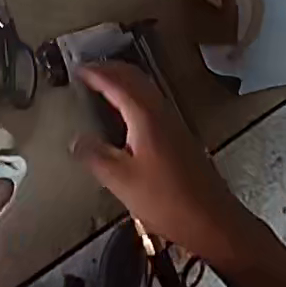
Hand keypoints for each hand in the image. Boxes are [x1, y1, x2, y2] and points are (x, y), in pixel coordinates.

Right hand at [69, 63, 266, 267]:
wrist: (209, 217)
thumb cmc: (166, 199)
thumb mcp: (121, 181)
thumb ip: (96, 157)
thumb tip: (76, 141)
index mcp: (145, 116)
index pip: (117, 83)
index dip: (96, 73)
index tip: (78, 69)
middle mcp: (161, 111)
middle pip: (135, 77)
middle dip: (111, 69)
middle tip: (89, 70)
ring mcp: (173, 120)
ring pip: (145, 87)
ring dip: (124, 79)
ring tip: (104, 83)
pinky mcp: (178, 133)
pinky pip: (152, 100)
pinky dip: (134, 94)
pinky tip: (127, 110)